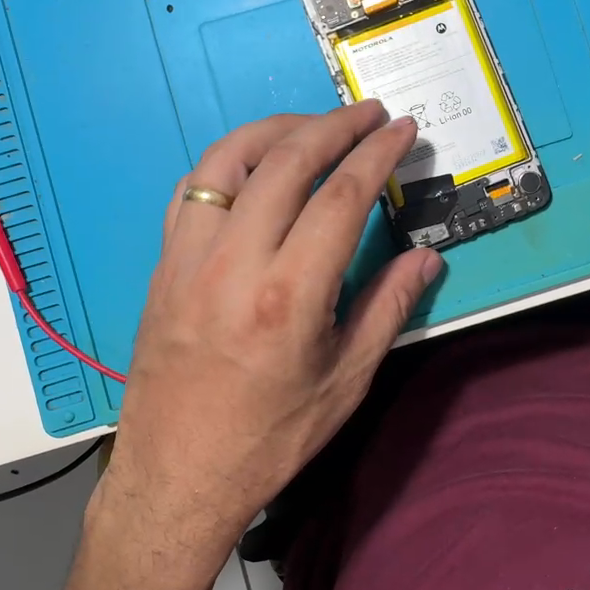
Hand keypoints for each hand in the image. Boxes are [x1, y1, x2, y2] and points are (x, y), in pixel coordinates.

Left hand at [46, 103, 441, 589]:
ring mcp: (188, 258)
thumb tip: (426, 257)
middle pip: (286, 163)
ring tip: (314, 124)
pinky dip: (229, 161)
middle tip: (369, 112)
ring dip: (277, 129)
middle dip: (334, 126)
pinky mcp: (163, 264)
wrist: (176, 477)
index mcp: (288, 295)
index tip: (401, 130)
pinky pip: (193, 189)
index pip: (341, 196)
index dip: (377, 154)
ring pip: (228, 162)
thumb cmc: (270, 437)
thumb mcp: (345, 381)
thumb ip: (387, 308)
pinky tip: (255, 164)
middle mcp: (233, 262)